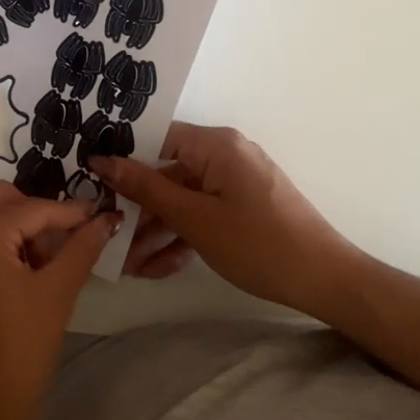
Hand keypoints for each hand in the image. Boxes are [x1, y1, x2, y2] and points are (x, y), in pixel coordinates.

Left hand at [0, 183, 120, 419]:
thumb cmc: (21, 350)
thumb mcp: (57, 294)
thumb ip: (81, 248)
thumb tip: (106, 219)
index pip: (30, 208)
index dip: (68, 212)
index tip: (99, 215)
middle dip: (34, 214)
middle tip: (61, 246)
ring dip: (12, 230)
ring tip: (39, 269)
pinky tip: (12, 282)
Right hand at [90, 122, 363, 316]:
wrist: (329, 283)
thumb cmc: (259, 244)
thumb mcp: (194, 218)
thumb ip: (146, 187)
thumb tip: (102, 159)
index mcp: (215, 145)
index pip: (156, 137)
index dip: (122, 157)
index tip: (90, 177)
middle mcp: (225, 155)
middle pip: (167, 172)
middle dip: (138, 208)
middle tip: (106, 230)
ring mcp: (235, 183)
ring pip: (183, 199)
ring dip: (156, 230)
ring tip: (128, 264)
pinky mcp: (243, 208)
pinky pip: (203, 214)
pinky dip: (183, 236)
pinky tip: (157, 268)